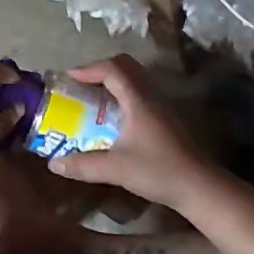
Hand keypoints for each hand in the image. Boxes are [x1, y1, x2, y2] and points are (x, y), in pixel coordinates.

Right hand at [47, 55, 220, 208]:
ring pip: (134, 79)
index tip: (68, 79)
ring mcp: (160, 107)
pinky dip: (121, 95)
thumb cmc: (159, 171)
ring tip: (91, 99)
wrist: (200, 187)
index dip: (88, 68)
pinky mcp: (165, 119)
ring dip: (111, 82)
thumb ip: (83, 165)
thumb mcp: (116, 170)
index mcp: (138, 100)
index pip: (113, 69)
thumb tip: (53, 163)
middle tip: (79, 85)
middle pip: (125, 66)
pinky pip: (139, 94)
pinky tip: (111, 119)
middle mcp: (150, 97)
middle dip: (99, 69)